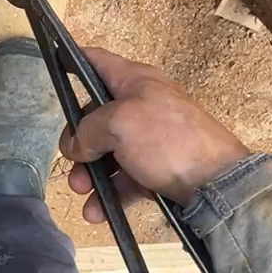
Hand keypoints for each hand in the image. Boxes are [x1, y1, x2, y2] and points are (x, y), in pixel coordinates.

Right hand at [60, 47, 249, 222]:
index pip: (97, 61)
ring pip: (108, 152)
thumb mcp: (119, 123)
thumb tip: (76, 146)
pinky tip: (97, 211)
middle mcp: (142, 106)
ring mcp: (151, 140)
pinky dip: (110, 194)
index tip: (53, 66)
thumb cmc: (169, 140)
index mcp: (135, 81)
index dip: (74, 61)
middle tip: (71, 160)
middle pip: (96, 116)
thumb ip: (88, 129)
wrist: (218, 184)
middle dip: (78, 141)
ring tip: (82, 192)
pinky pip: (125, 179)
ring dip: (90, 174)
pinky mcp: (158, 169)